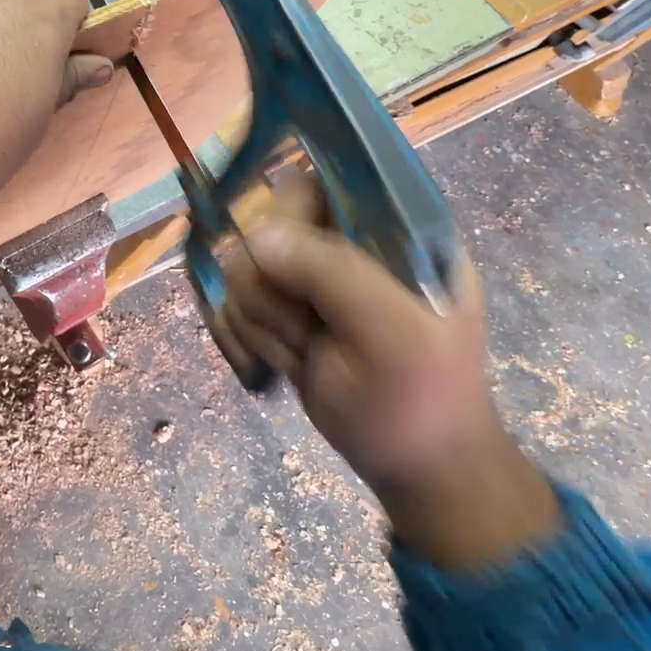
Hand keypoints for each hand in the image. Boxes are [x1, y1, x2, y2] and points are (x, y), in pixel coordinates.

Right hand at [221, 198, 559, 570]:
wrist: (414, 468)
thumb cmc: (420, 400)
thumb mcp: (394, 333)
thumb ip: (333, 273)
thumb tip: (257, 237)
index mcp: (392, 230)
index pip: (319, 182)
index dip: (293, 215)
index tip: (290, 261)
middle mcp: (344, 245)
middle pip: (266, 226)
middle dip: (273, 285)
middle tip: (308, 327)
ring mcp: (306, 282)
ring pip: (241, 270)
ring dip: (263, 321)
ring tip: (306, 354)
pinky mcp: (278, 314)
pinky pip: (230, 305)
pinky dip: (244, 338)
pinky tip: (279, 365)